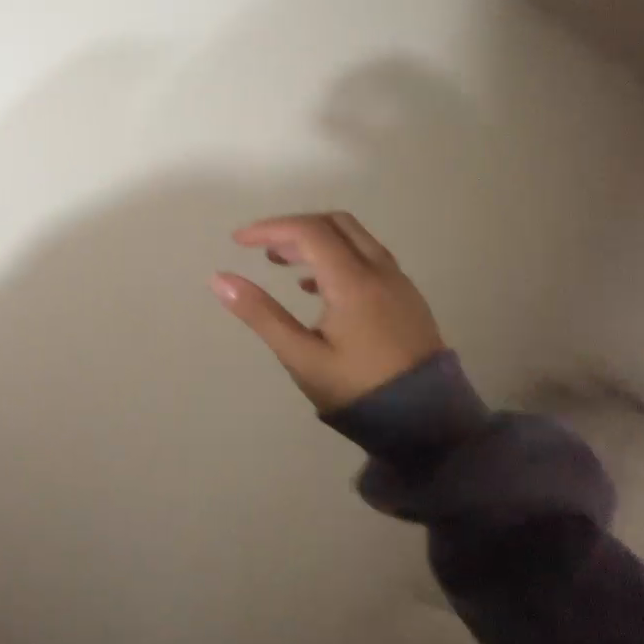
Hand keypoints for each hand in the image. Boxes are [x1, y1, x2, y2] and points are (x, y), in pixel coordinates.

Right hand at [211, 212, 443, 411]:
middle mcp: (381, 272)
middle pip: (336, 224)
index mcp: (354, 282)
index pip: (309, 232)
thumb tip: (218, 278)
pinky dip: (335, 256)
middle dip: (293, 227)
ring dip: (315, 241)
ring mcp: (398, 284)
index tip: (237, 241)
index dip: (270, 229)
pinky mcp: (405, 298)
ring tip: (280, 262)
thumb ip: (260, 313)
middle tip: (261, 247)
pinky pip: (367, 258)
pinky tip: (312, 286)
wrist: (424, 420)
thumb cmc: (355, 387)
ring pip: (355, 239)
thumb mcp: (299, 354)